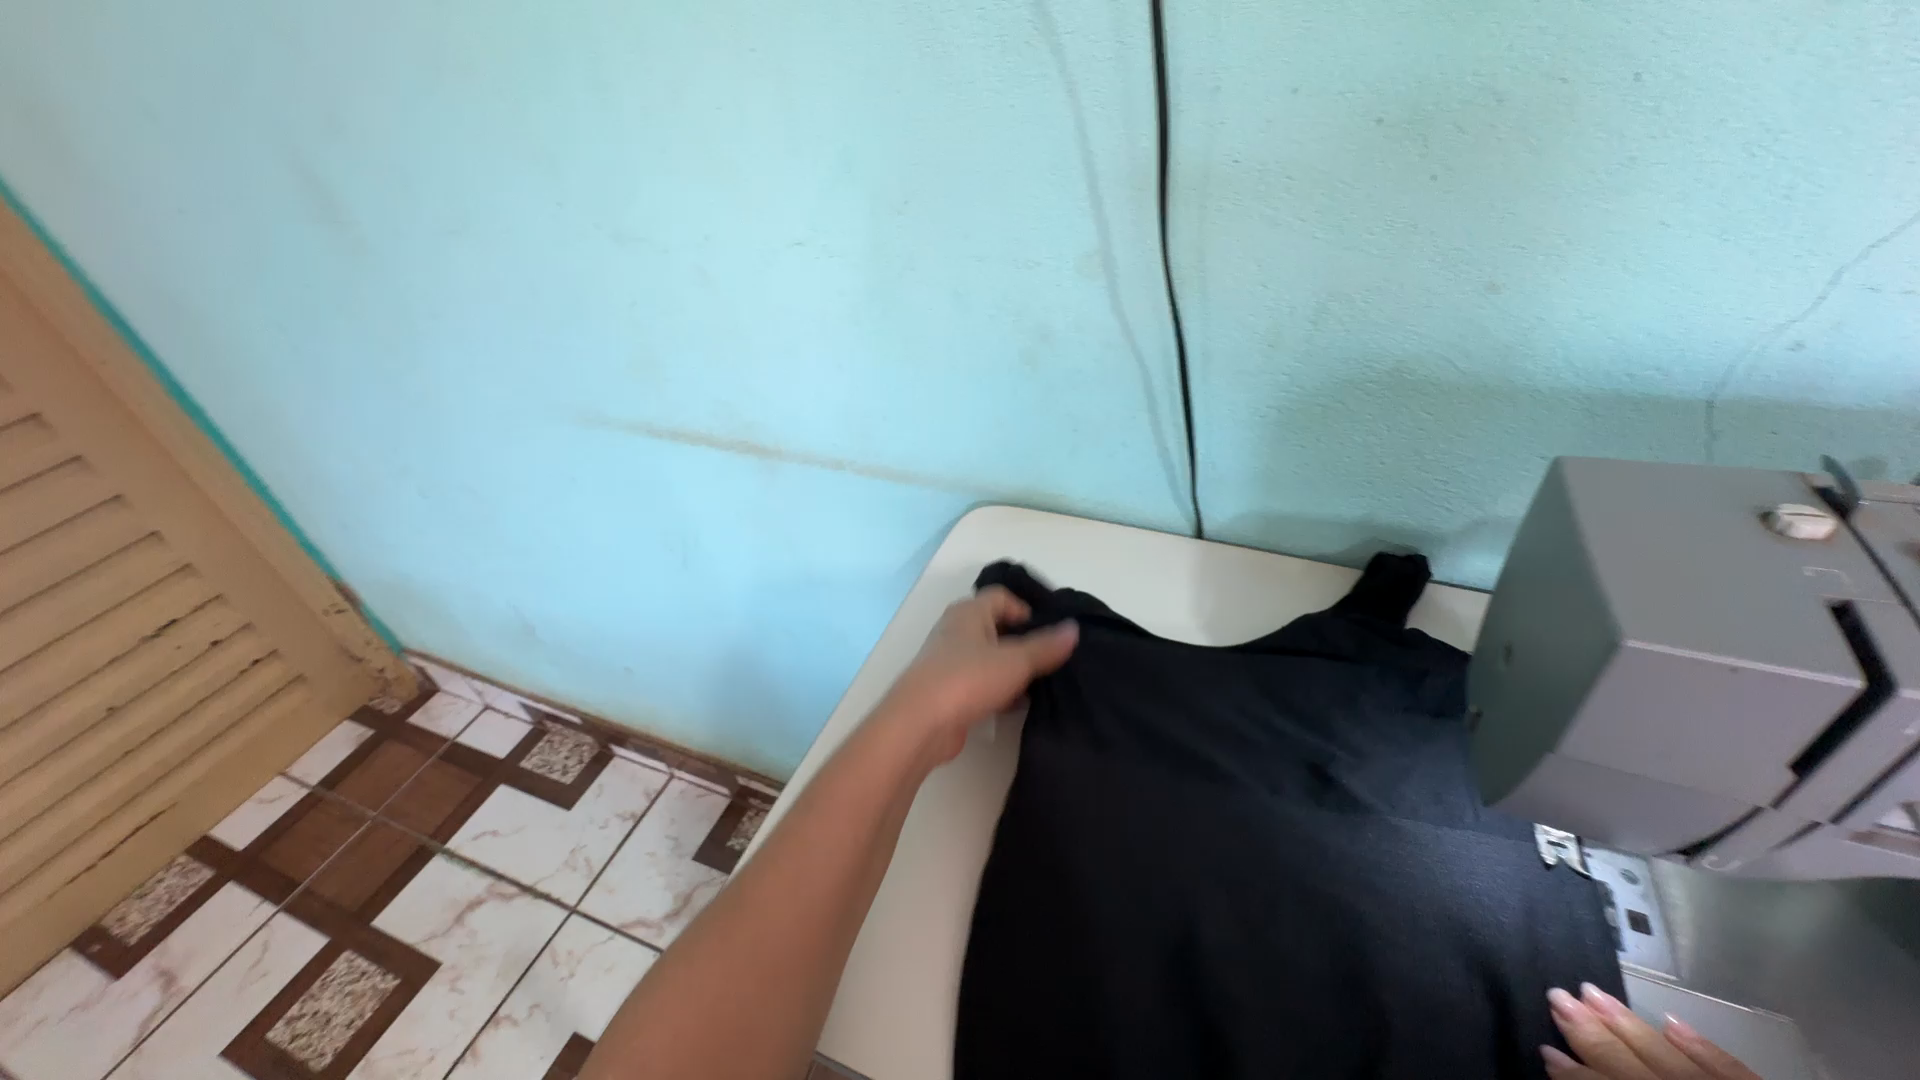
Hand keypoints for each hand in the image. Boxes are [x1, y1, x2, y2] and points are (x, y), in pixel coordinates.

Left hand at [871, 586, 1078, 766]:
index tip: (1050, 633)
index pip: (1001, 597)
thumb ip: (1046, 646)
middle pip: (996, 628)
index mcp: (968, 612)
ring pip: (989, 658)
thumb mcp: (1015, 661)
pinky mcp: (947, 692)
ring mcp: (949, 662)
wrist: (920, 724)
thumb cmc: (967, 679)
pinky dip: (998, 690)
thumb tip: (1073, 629)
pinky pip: (980, 683)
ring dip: (1012, 670)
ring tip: (1040, 685)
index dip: (1027, 610)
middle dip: (1023, 643)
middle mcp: (955, 631)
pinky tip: (1016, 705)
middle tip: (1051, 660)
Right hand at [1545, 983, 1760, 1079]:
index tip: (1546, 1048)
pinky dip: (1699, 1046)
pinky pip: (1729, 1068)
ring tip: (1592, 991)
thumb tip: (1564, 1060)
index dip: (1572, 1070)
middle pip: (1627, 1064)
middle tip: (1557, 995)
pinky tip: (1672, 1021)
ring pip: (1667, 1056)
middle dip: (1590, 1031)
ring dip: (1627, 1024)